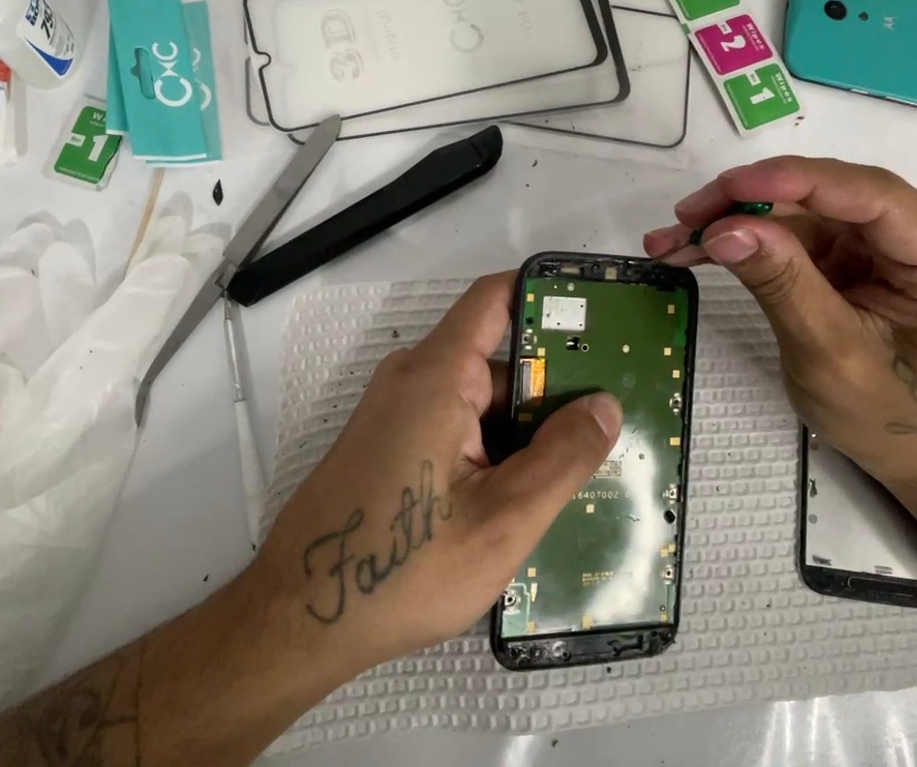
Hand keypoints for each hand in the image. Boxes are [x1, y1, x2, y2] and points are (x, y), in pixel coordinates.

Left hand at [245, 273, 622, 677]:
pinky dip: (496, 455)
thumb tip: (606, 404)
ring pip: (483, 406)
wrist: (300, 619)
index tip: (604, 320)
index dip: (549, 298)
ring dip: (528, 435)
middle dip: (555, 393)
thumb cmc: (401, 570)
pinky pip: (459, 432)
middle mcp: (415, 381)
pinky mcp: (394, 447)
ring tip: (587, 476)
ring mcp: (401, 416)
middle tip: (616, 430)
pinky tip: (530, 500)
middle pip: (500, 364)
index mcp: (438, 376)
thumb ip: (561, 458)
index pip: (496, 299)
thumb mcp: (502, 521)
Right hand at [642, 157, 916, 487]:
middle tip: (682, 219)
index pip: (875, 196)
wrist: (914, 452)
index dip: (797, 181)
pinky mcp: (858, 250)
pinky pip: (795, 231)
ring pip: (803, 208)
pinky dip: (745, 240)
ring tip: (672, 240)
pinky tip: (695, 249)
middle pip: (830, 195)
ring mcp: (891, 240)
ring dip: (735, 221)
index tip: (726, 187)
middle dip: (750, 202)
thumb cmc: (888, 417)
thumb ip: (784, 285)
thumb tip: (724, 229)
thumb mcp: (831, 356)